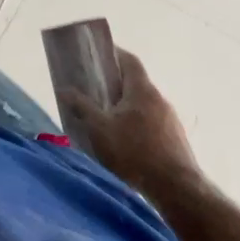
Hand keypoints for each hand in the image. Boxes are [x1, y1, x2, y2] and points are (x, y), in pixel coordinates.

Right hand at [60, 48, 204, 197]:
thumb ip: (81, 106)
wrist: (175, 187)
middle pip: (135, 82)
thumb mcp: (98, 128)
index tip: (96, 54)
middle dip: (113, 82)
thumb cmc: (133, 151)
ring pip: (142, 103)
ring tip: (102, 114)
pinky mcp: (174, 138)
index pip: (130, 61)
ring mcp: (170, 120)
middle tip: (91, 87)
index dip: (114, 53)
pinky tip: (121, 138)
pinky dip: (134, 121)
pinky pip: (150, 120)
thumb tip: (64, 89)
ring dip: (123, 104)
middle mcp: (160, 100)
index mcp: (142, 91)